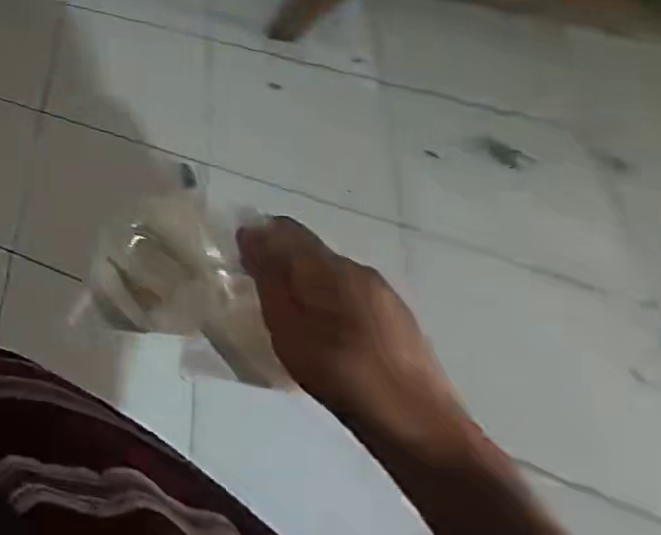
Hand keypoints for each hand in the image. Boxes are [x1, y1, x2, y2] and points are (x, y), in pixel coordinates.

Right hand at [239, 217, 472, 452]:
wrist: (422, 432)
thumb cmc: (340, 373)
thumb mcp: (285, 324)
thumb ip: (268, 276)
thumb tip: (252, 235)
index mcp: (329, 266)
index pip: (282, 228)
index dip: (255, 236)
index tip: (238, 262)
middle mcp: (359, 270)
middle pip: (307, 250)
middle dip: (279, 262)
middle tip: (257, 292)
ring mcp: (385, 296)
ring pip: (330, 274)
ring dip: (305, 284)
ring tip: (290, 318)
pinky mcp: (399, 321)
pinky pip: (351, 295)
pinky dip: (329, 303)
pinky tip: (325, 336)